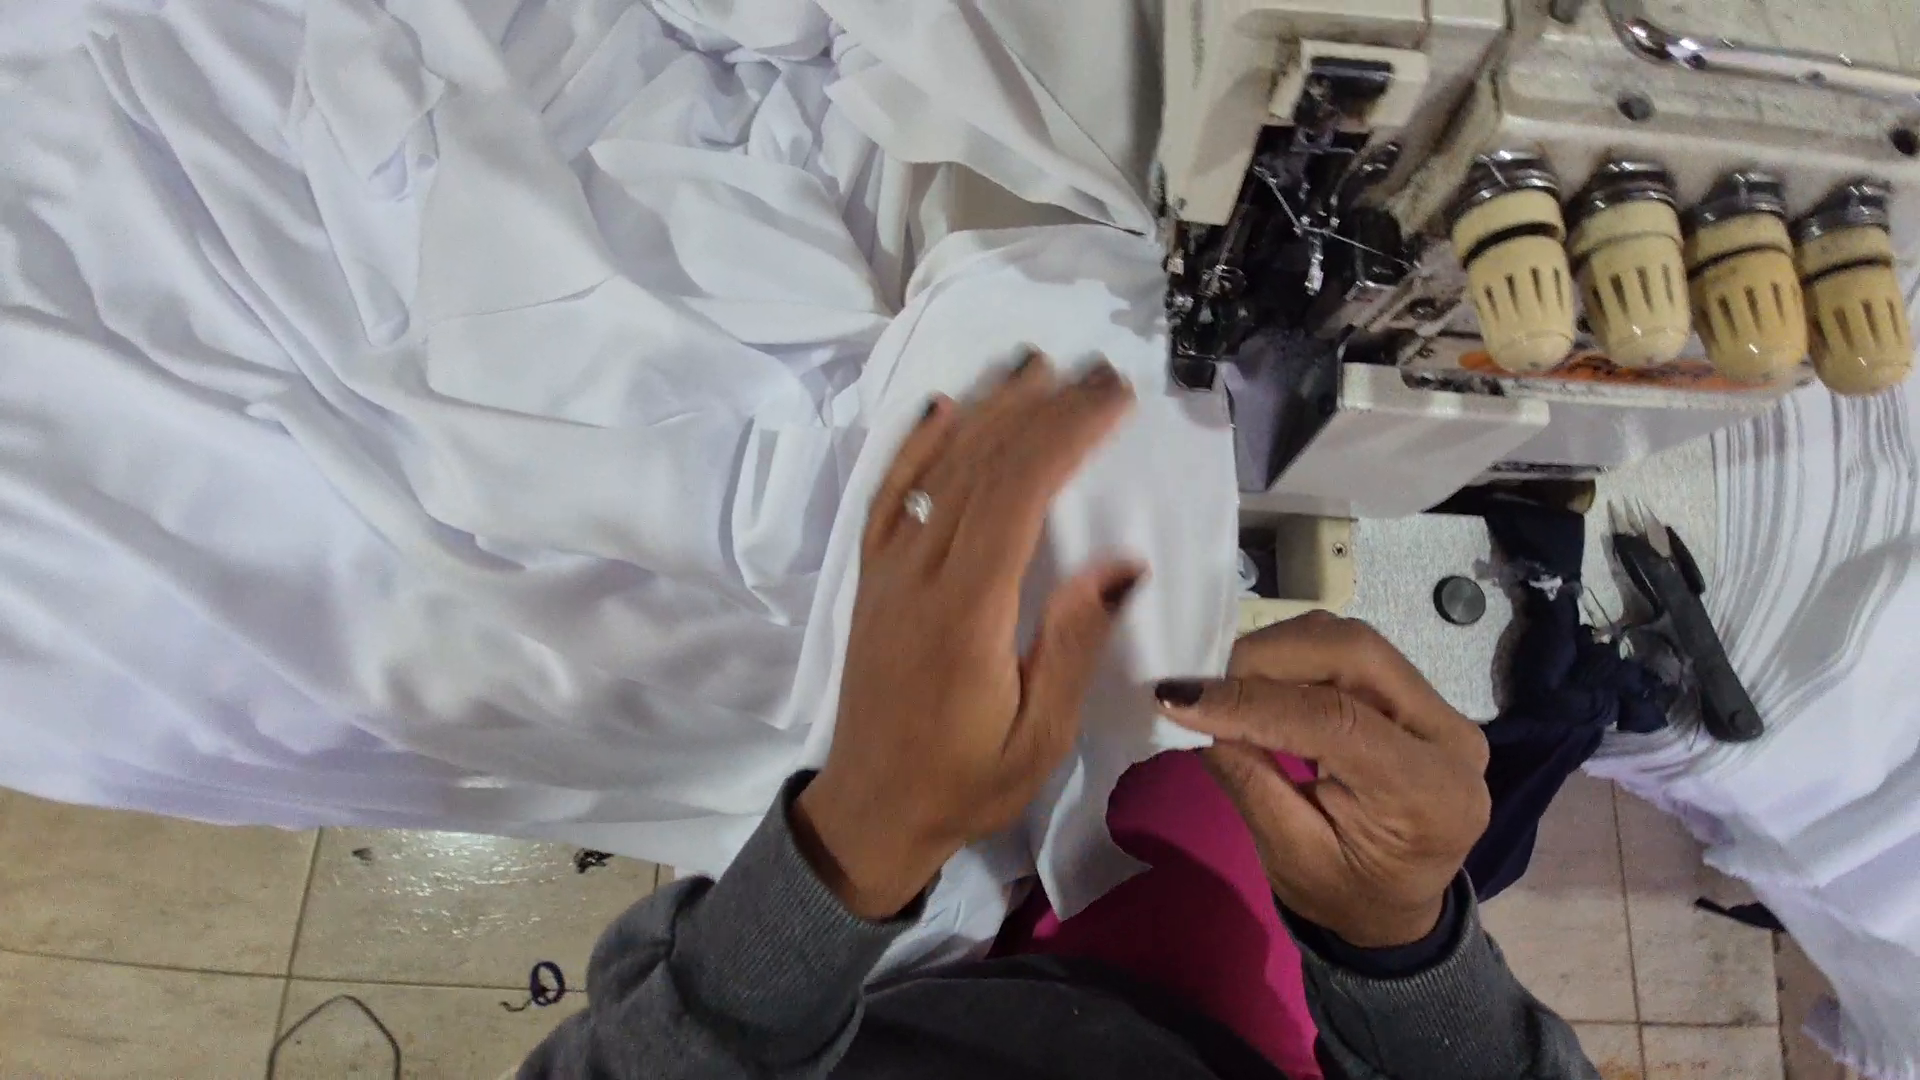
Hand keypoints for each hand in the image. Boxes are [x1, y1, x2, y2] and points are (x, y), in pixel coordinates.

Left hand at [794, 352, 1142, 918]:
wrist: (870, 810)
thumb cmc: (964, 782)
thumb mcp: (1038, 737)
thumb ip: (1072, 644)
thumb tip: (1119, 562)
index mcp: (965, 614)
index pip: (1016, 496)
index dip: (1064, 436)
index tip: (1111, 399)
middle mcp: (917, 577)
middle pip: (979, 468)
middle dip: (1038, 410)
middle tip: (1090, 371)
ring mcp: (885, 572)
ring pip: (935, 471)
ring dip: (984, 411)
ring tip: (1030, 367)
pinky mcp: (870, 578)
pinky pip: (889, 497)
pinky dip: (916, 447)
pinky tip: (943, 409)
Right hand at [1155, 612, 1490, 947]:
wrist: (1395, 908)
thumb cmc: (1344, 892)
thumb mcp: (1288, 853)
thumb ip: (1246, 775)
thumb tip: (1193, 709)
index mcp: (1430, 794)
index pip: (1335, 719)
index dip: (1250, 701)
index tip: (1178, 698)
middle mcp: (1447, 736)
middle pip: (1351, 650)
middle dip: (1265, 656)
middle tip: (1205, 685)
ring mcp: (1436, 708)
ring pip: (1345, 639)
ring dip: (1275, 650)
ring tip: (1227, 686)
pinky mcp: (1413, 694)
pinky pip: (1344, 650)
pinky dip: (1288, 655)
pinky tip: (1257, 683)